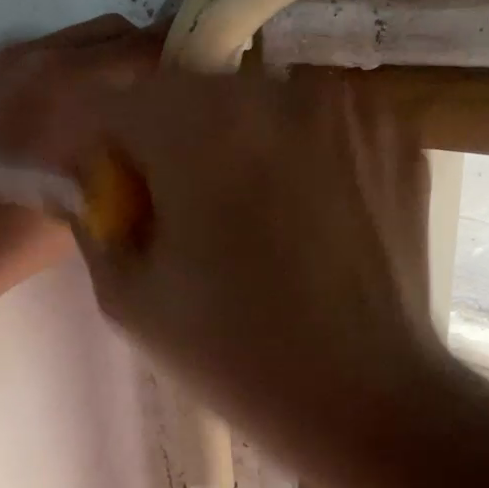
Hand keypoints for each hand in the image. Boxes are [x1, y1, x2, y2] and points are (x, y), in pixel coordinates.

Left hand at [0, 15, 161, 339]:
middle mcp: (46, 56)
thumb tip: (177, 115)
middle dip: (147, 57)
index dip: (182, 60)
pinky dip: (76, 66)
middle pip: (120, 31)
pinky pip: (53, 48)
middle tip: (163, 96)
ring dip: (111, 59)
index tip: (198, 85)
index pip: (149, 48)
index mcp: (76, 86)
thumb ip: (142, 141)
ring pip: (86, 36)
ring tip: (121, 102)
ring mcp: (15, 58)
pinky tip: (79, 106)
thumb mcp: (107, 191)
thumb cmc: (39, 229)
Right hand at [75, 73, 442, 476]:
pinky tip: (307, 221)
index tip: (110, 197)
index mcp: (199, 126)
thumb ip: (92, 220)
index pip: (114, 103)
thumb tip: (93, 182)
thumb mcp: (129, 300)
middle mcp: (276, 91)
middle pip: (189, 97)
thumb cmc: (236, 356)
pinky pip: (319, 127)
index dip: (98, 151)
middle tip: (181, 218)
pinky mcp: (396, 136)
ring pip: (257, 106)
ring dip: (236, 147)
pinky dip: (298, 157)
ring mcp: (348, 108)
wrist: (367, 396)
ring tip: (252, 223)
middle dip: (168, 145)